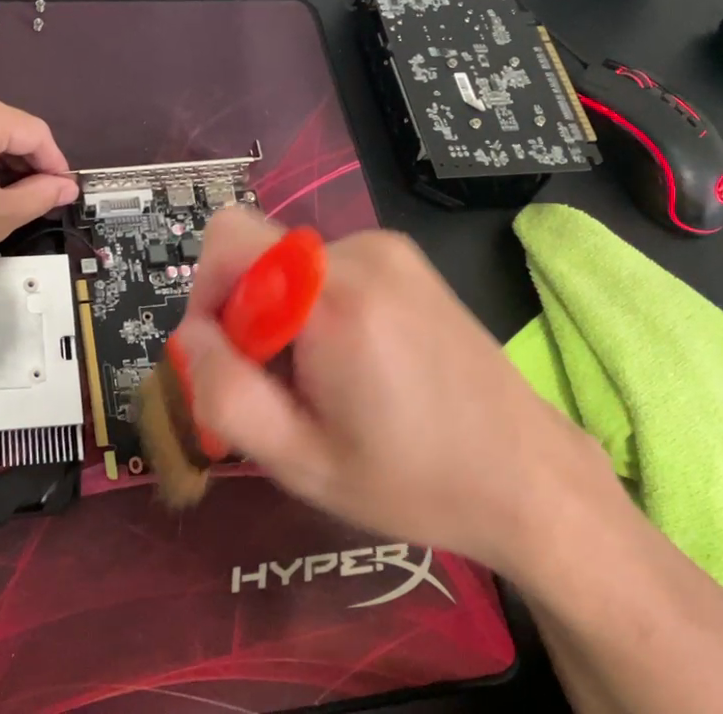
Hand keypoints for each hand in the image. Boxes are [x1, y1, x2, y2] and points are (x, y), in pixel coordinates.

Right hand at [175, 207, 610, 570]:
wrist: (529, 479)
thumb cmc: (413, 481)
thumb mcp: (299, 462)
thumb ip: (223, 393)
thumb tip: (193, 334)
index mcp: (338, 298)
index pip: (228, 239)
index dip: (209, 295)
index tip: (235, 360)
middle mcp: (364, 252)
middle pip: (255, 256)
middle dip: (247, 320)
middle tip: (284, 392)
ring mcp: (391, 250)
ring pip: (285, 266)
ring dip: (282, 320)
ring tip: (325, 386)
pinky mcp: (405, 260)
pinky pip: (322, 269)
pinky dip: (314, 310)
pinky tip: (354, 367)